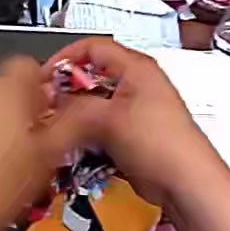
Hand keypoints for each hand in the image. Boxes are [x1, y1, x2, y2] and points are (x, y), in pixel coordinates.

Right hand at [42, 37, 229, 205]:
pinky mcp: (132, 136)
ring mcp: (135, 111)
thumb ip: (73, 107)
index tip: (45, 77)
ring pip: (94, 106)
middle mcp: (137, 85)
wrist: (185, 183)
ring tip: (57, 130)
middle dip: (66, 92)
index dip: (64, 58)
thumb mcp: (108, 119)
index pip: (92, 47)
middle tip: (47, 107)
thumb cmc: (164, 145)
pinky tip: (74, 148)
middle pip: (90, 78)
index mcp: (136, 67)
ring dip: (74, 118)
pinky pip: (101, 129)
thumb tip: (50, 103)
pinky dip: (86, 136)